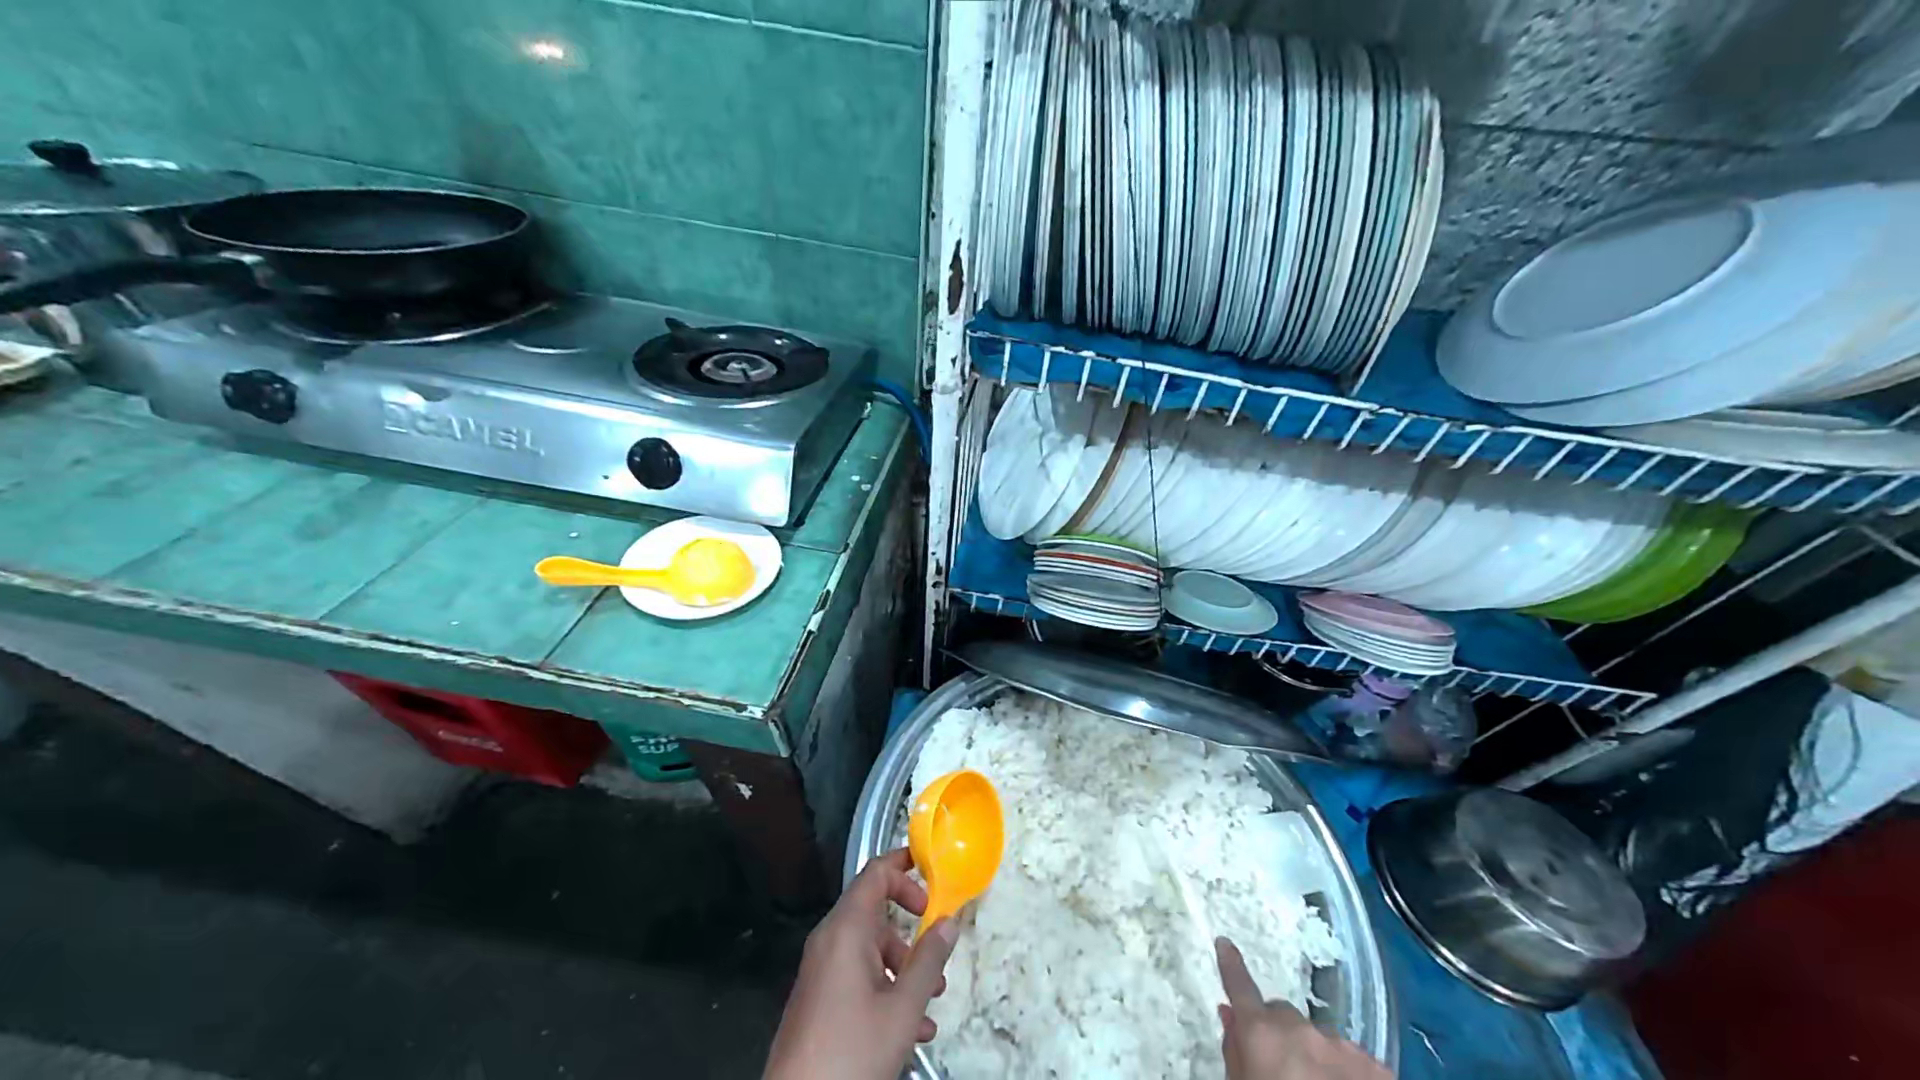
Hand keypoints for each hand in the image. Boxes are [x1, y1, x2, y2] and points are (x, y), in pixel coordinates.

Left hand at [763, 848, 959, 1079]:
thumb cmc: (852, 1050)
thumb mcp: (903, 1008)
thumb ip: (929, 960)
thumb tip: (948, 921)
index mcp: (846, 929)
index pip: (875, 873)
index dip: (904, 865)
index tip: (934, 876)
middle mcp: (830, 940)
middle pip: (875, 911)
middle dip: (912, 929)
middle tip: (939, 949)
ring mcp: (822, 969)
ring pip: (870, 949)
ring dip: (904, 966)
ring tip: (934, 1000)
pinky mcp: (820, 996)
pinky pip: (858, 975)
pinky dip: (886, 988)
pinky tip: (913, 1028)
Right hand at [1216, 937, 1389, 1079]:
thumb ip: (1235, 1051)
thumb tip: (1230, 1015)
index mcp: (1261, 1033)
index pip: (1239, 987)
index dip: (1230, 964)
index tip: (1225, 942)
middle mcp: (1299, 1028)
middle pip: (1282, 1014)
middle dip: (1279, 1032)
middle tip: (1281, 1068)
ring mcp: (1341, 1045)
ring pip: (1319, 1039)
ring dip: (1315, 1056)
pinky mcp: (1378, 1068)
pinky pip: (1354, 1060)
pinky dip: (1347, 1074)